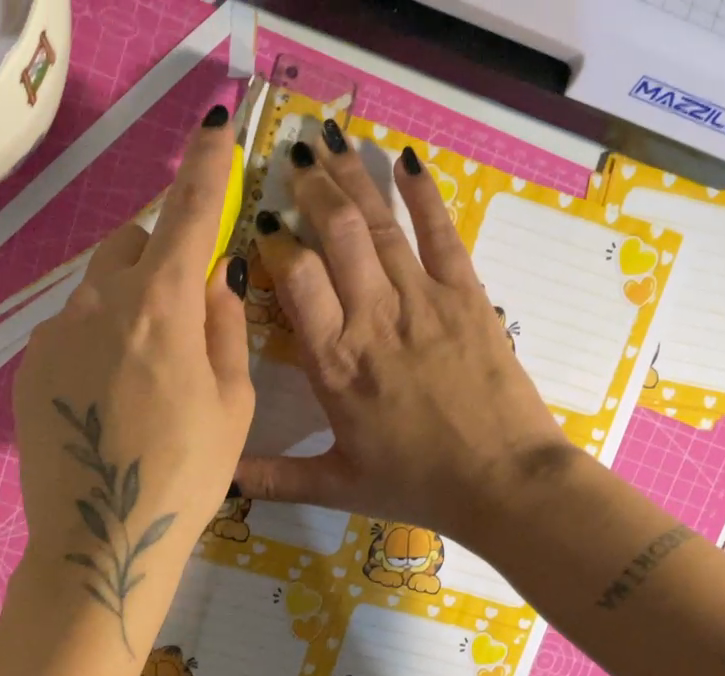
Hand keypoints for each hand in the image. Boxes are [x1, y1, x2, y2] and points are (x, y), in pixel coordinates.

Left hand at [12, 105, 253, 651]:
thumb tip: (215, 279)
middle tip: (185, 304)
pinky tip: (110, 395)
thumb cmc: (187, 478)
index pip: (187, 213)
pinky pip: (71, 328)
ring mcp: (54, 333)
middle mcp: (98, 302)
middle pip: (132, 242)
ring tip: (147, 369)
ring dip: (129, 300)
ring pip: (99, 287)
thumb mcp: (234, 406)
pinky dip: (97, 337)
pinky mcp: (28, 366)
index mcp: (160, 307)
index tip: (216, 125)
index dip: (205, 165)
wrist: (100, 541)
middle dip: (162, 253)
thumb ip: (226, 328)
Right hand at [232, 128, 571, 548]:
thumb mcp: (338, 486)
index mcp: (335, 363)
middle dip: (312, 190)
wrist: (504, 482)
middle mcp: (373, 319)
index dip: (278, 241)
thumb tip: (221, 481)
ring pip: (381, 225)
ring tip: (329, 140)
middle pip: (338, 234)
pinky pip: (441, 234)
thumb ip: (276, 478)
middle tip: (294, 158)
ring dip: (353, 178)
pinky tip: (406, 160)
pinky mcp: (467, 296)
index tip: (264, 220)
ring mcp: (423, 301)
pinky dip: (424, 195)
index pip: (297, 279)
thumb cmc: (417, 485)